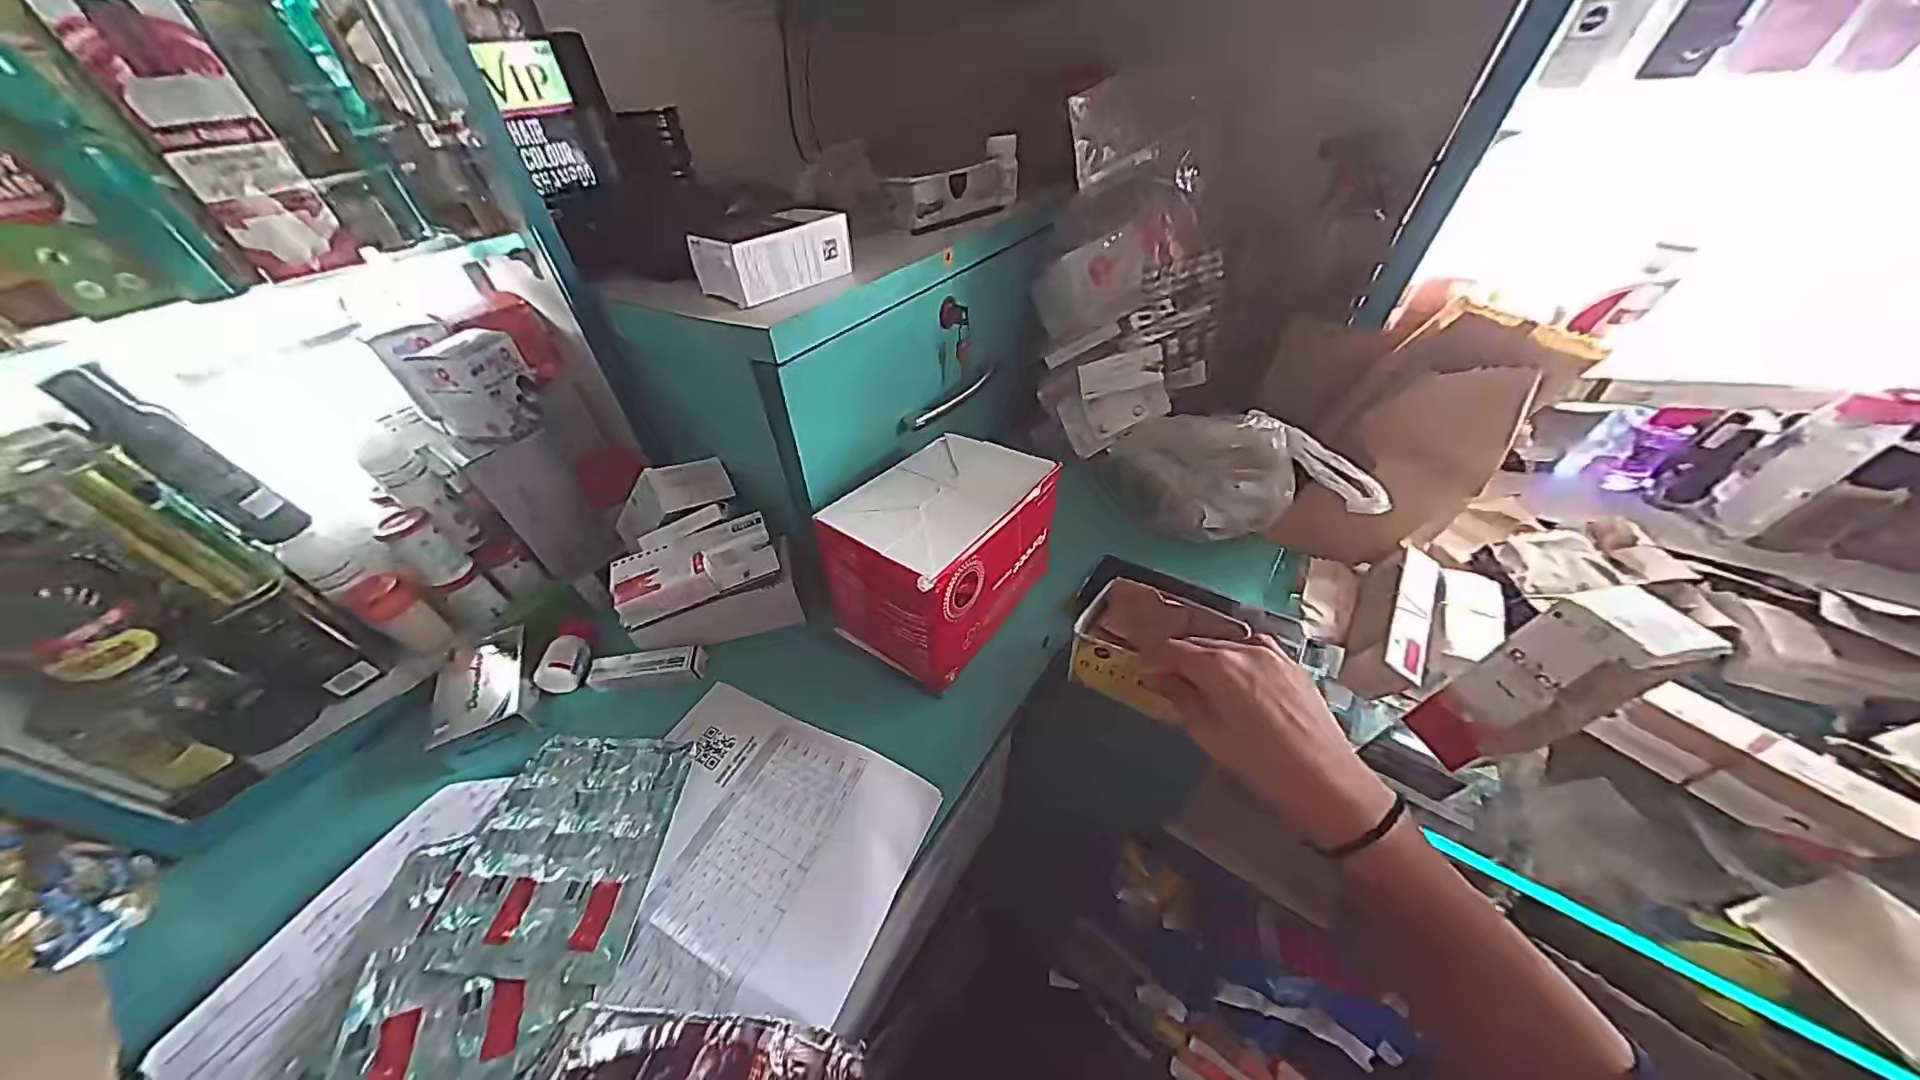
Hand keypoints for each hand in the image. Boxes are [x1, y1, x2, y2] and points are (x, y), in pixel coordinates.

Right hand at [1149, 637, 1395, 850]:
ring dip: (1207, 657)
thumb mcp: (1210, 735)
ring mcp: (1273, 653)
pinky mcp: (1291, 663)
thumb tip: (1160, 680)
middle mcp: (1245, 649)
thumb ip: (1181, 699)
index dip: (1154, 659)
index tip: (1144, 670)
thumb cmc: (1263, 765)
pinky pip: (1252, 650)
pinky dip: (1235, 658)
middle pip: (1199, 643)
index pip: (1173, 649)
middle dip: (1179, 658)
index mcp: (1219, 665)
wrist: (1328, 781)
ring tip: (1198, 680)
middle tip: (1165, 677)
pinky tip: (1233, 679)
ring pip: (1226, 644)